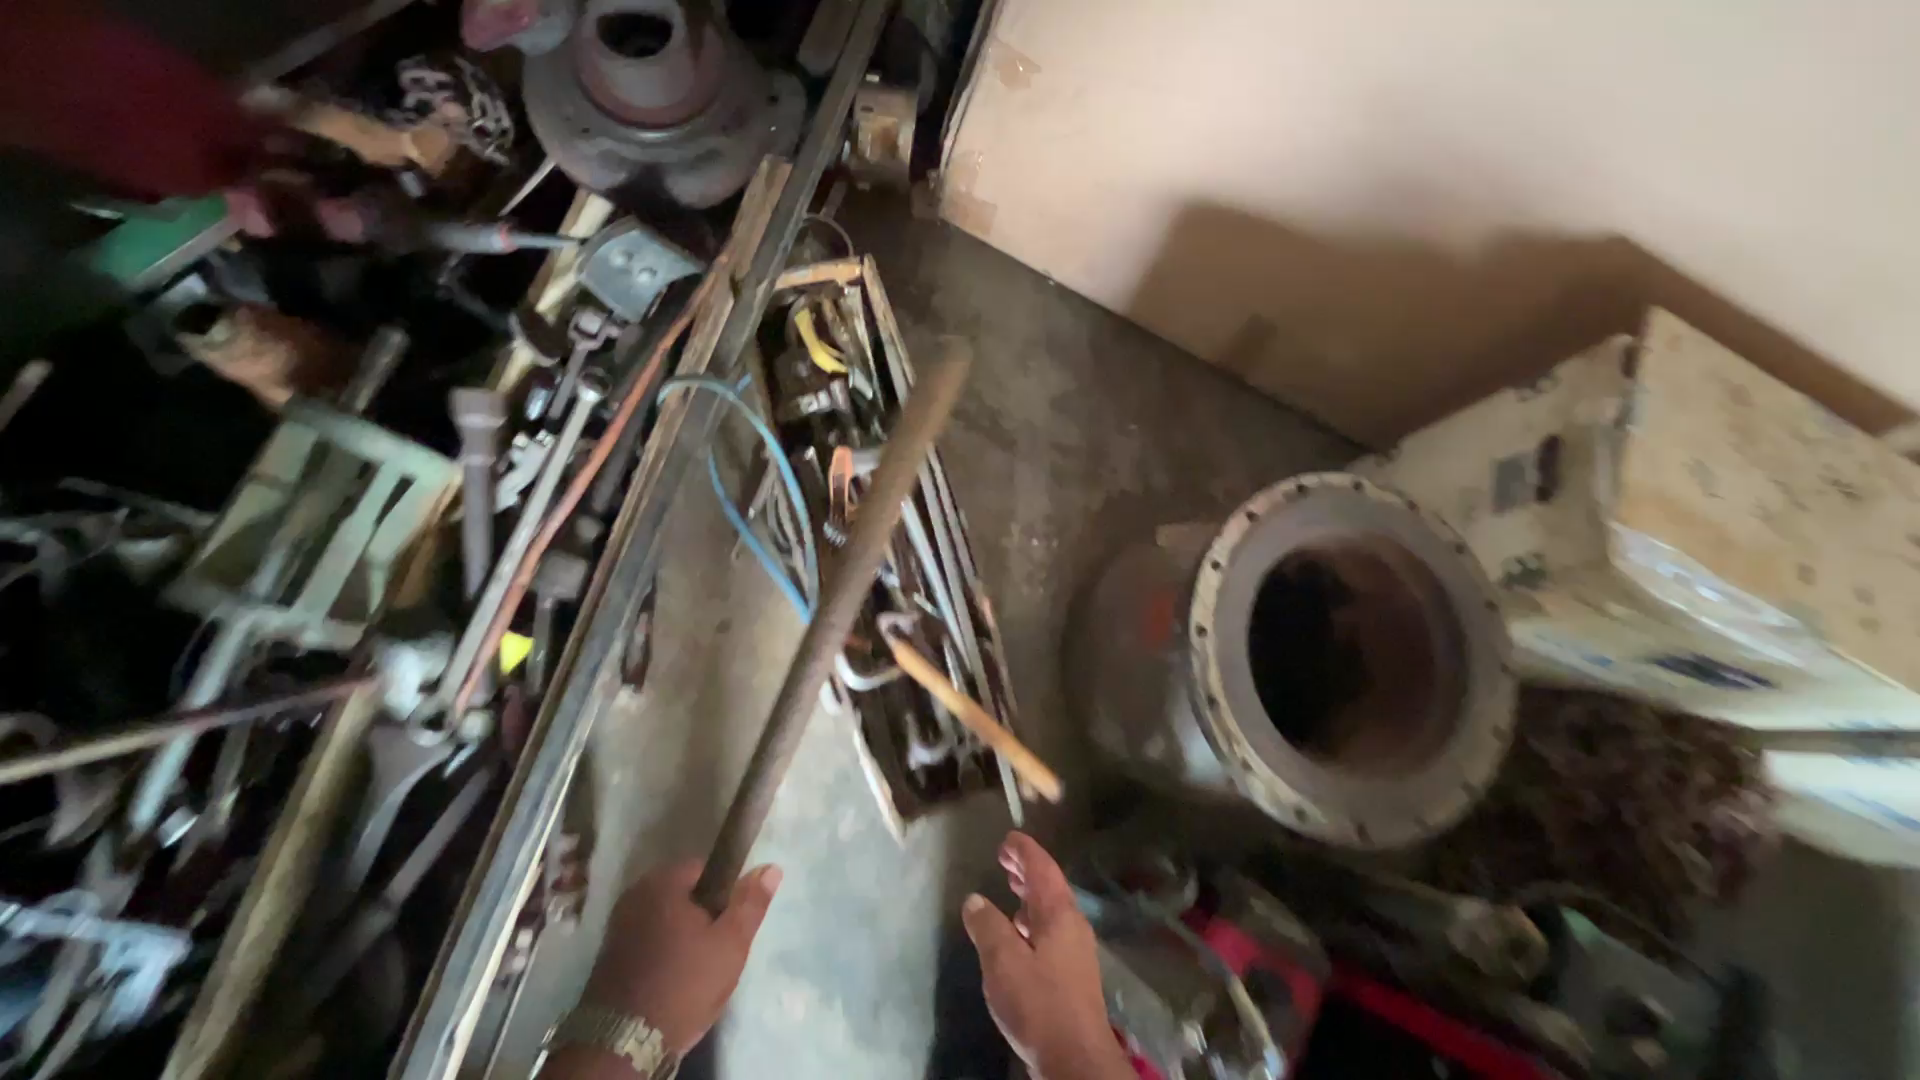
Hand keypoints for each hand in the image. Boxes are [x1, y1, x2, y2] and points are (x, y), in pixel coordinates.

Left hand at [579, 859, 782, 1053]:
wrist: (624, 1043)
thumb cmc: (685, 984)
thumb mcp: (730, 944)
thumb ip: (750, 903)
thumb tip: (770, 867)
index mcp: (662, 883)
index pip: (705, 868)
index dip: (725, 892)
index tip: (733, 921)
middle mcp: (634, 896)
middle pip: (683, 895)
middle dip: (703, 915)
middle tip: (719, 947)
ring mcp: (617, 927)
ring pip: (665, 920)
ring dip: (682, 936)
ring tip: (699, 968)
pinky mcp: (608, 956)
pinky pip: (647, 941)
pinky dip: (662, 952)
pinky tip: (674, 979)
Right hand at [962, 832, 1132, 1079]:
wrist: (1076, 1059)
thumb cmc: (1038, 1002)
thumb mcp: (1002, 961)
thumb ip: (987, 926)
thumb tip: (975, 900)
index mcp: (1058, 913)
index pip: (1042, 868)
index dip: (1024, 850)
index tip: (1008, 838)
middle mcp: (1072, 925)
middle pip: (1049, 886)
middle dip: (1027, 870)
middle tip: (1005, 858)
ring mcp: (1076, 950)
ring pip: (1051, 910)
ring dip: (1030, 895)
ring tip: (1010, 889)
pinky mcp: (1073, 973)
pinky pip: (1051, 930)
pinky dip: (1033, 920)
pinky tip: (1019, 934)